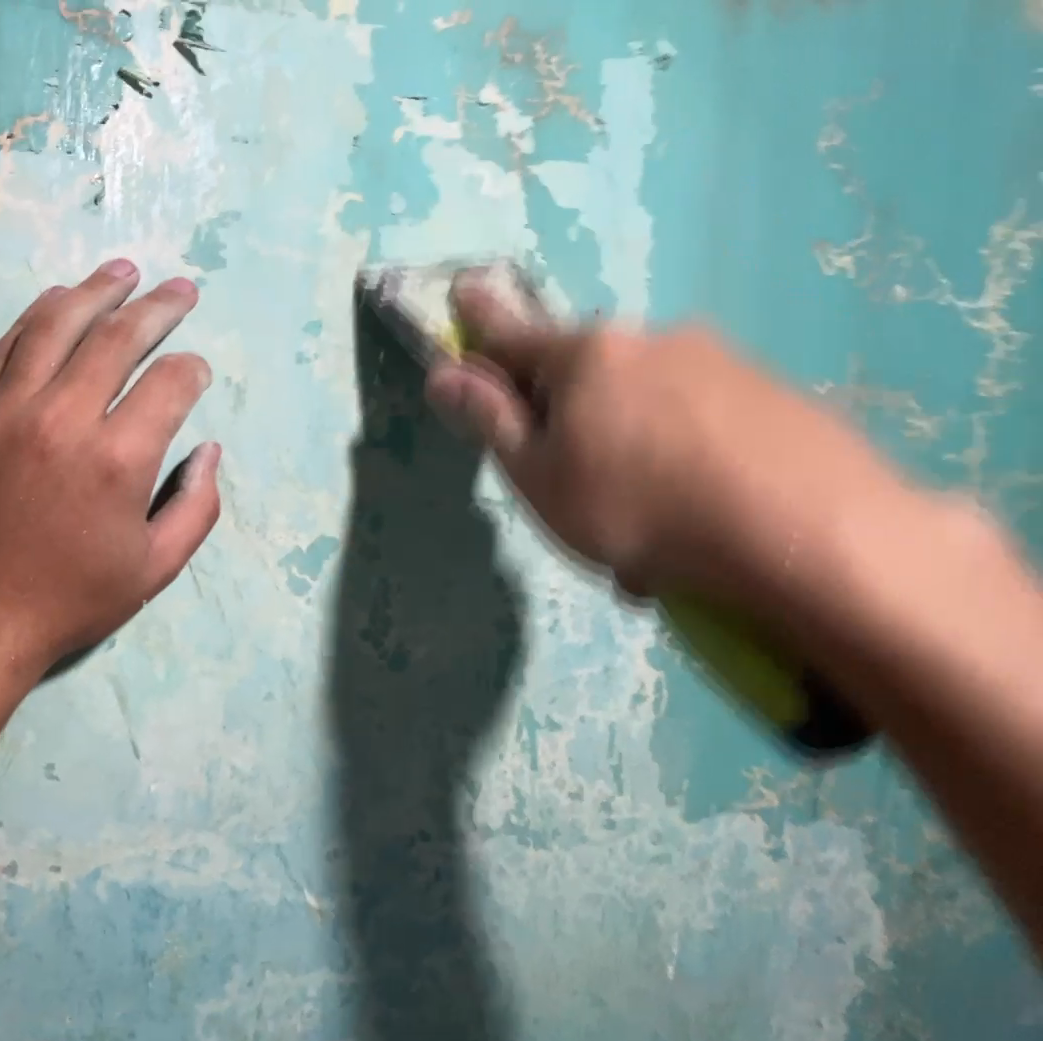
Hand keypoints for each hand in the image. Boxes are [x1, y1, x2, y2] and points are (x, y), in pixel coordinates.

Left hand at [0, 259, 221, 670]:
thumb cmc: (68, 602)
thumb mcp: (153, 570)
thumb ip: (196, 508)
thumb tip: (208, 450)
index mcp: (117, 460)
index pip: (169, 383)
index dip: (191, 368)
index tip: (195, 369)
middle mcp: (61, 420)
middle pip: (117, 338)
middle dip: (157, 308)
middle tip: (178, 290)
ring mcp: (2, 414)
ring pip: (52, 328)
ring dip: (92, 293)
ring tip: (120, 272)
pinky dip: (30, 323)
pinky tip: (52, 305)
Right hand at [425, 268, 916, 598]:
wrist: (811, 535)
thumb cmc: (637, 507)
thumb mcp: (538, 475)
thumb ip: (490, 421)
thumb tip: (445, 373)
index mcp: (587, 354)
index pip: (512, 334)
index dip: (479, 320)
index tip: (463, 289)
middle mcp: (653, 341)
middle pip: (585, 375)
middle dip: (567, 420)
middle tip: (569, 489)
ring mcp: (723, 363)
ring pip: (644, 406)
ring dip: (627, 452)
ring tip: (641, 530)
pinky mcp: (776, 396)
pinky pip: (699, 426)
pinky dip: (682, 463)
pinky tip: (694, 519)